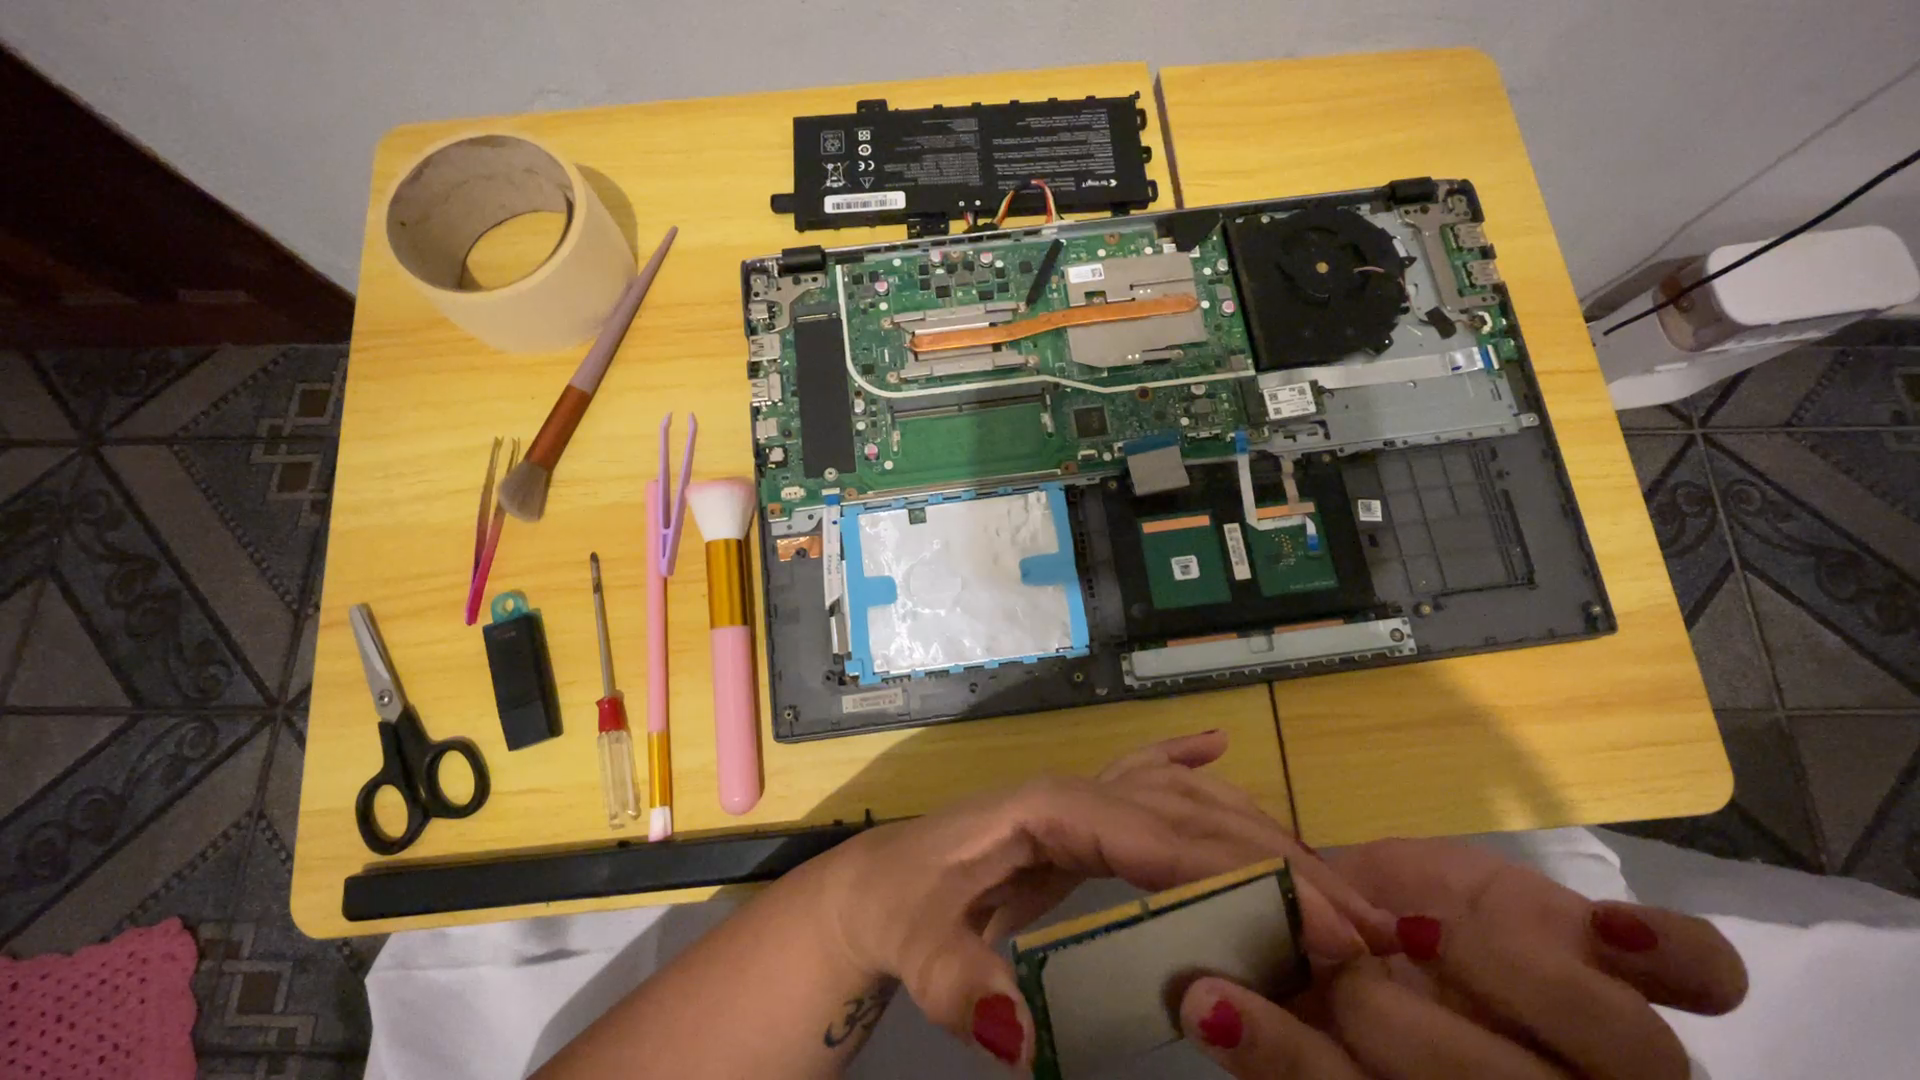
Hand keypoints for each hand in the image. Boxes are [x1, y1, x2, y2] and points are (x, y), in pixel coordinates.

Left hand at [796, 731, 1395, 1069]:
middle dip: (1273, 858)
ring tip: (1329, 880)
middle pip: (1186, 812)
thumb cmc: (897, 906)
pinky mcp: (1080, 819)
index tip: (1313, 921)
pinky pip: (1144, 780)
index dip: (1232, 870)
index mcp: (1045, 809)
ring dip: (1256, 830)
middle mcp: (1074, 792)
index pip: (1152, 833)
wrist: (876, 885)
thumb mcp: (914, 947)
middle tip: (1358, 922)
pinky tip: (1216, 747)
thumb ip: (958, 983)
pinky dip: (1185, 762)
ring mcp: (1079, 799)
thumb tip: (1022, 1036)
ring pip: (1182, 798)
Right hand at [1177, 837, 1748, 1077]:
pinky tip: (1601, 929)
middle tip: (1340, 974)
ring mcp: (1618, 1043)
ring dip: (1507, 982)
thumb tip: (1198, 998)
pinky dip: (1664, 954)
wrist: (1397, 931)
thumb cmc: (1350, 983)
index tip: (1226, 1005)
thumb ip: (1273, 1034)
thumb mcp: (1306, 1019)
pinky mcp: (1631, 960)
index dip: (1301, 1065)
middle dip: (1400, 1033)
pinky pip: (1701, 971)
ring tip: (1416, 929)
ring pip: (1625, 1046)